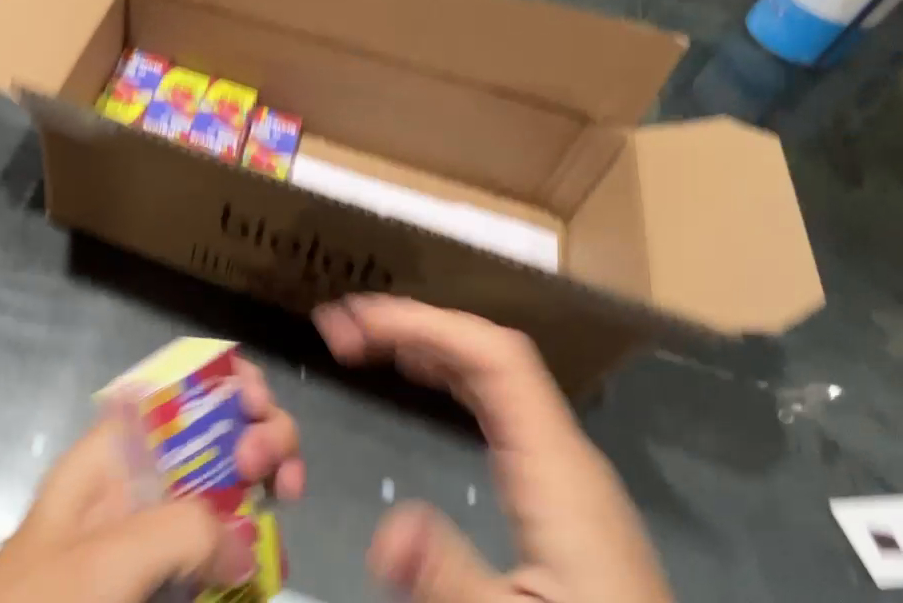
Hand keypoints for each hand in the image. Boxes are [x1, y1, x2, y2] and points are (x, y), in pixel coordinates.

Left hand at [0, 358, 304, 602]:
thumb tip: (248, 543)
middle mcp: (140, 476)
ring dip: (267, 475)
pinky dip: (254, 535)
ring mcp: (157, 525)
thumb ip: (181, 532)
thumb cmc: (43, 600)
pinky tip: (271, 549)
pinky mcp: (169, 573)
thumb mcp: (104, 559)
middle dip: (255, 430)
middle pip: (213, 428)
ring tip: (287, 495)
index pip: (173, 387)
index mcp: (113, 450)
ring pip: (227, 480)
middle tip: (272, 471)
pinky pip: (223, 540)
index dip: (221, 379)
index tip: (257, 403)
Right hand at [313, 295, 670, 602]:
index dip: (423, 324)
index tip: (355, 325)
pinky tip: (418, 375)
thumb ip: (449, 577)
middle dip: (413, 325)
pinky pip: (498, 401)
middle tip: (339, 328)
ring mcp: (563, 466)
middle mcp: (563, 450)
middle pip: (488, 352)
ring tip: (362, 342)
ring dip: (427, 344)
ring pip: (494, 372)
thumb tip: (384, 534)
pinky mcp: (558, 487)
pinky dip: (449, 373)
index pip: (491, 357)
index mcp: (556, 469)